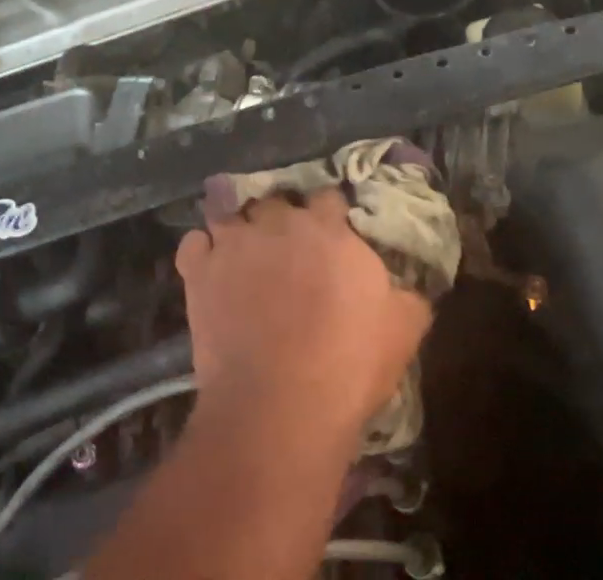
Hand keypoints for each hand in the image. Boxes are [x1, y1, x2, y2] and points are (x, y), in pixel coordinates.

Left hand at [175, 187, 431, 437]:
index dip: (330, 214)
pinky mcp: (199, 273)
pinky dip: (203, 251)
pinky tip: (211, 269)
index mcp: (329, 229)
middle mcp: (279, 224)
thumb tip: (408, 287)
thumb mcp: (404, 329)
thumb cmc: (350, 364)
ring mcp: (234, 244)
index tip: (332, 232)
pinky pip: (194, 243)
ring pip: (229, 212)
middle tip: (286, 245)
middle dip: (281, 217)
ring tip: (242, 248)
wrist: (280, 404)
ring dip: (237, 225)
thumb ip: (407, 295)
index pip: (328, 197)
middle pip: (276, 201)